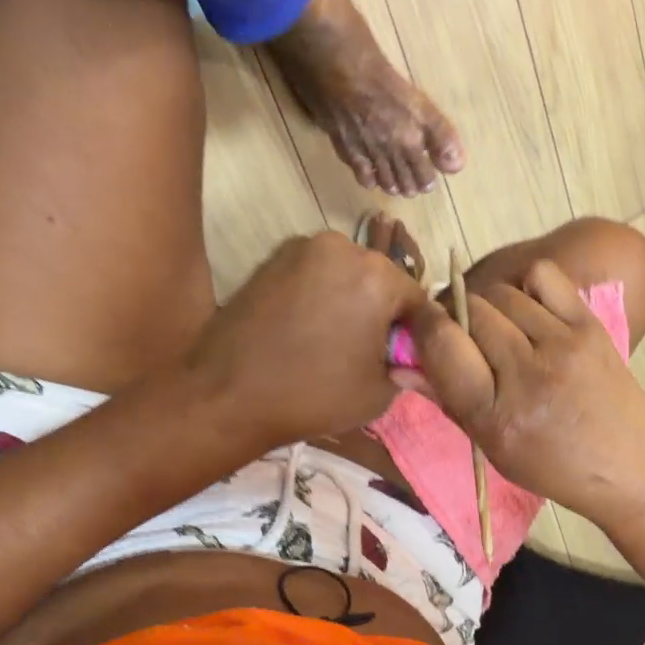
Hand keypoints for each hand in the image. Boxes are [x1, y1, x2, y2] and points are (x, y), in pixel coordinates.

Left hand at [185, 232, 438, 449]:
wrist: (228, 394)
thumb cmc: (312, 396)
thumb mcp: (379, 394)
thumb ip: (406, 366)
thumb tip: (408, 357)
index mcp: (376, 275)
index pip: (416, 299)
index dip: (413, 332)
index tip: (401, 359)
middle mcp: (341, 247)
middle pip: (378, 280)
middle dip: (378, 312)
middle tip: (365, 353)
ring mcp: (300, 249)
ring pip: (344, 276)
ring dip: (347, 302)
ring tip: (330, 344)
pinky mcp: (270, 260)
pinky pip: (311, 276)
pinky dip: (316, 298)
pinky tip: (303, 332)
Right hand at [395, 260, 644, 524]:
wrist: (632, 467)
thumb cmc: (554, 467)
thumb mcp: (492, 447)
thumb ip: (447, 401)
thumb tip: (398, 365)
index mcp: (495, 415)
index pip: (443, 345)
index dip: (422, 326)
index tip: (419, 328)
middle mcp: (527, 374)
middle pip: (470, 312)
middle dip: (453, 316)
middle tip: (457, 334)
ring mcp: (562, 344)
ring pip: (502, 293)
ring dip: (487, 304)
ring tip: (493, 328)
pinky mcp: (589, 325)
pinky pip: (543, 277)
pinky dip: (524, 285)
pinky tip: (526, 310)